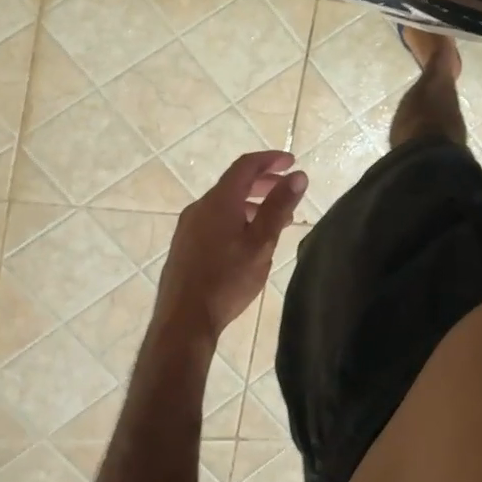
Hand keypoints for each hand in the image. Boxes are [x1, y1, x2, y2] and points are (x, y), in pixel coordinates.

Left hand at [153, 151, 306, 343]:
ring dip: (252, 203)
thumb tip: (298, 175)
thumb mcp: (262, 242)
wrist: (183, 323)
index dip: (271, 159)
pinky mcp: (184, 247)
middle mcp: (200, 208)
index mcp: (219, 201)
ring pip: (224, 204)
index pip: (246, 166)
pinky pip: (214, 220)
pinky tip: (248, 241)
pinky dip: (236, 218)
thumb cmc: (227, 279)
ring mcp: (188, 228)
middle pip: (234, 183)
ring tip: (274, 220)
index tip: (292, 162)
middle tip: (287, 190)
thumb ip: (280, 206)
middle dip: (264, 182)